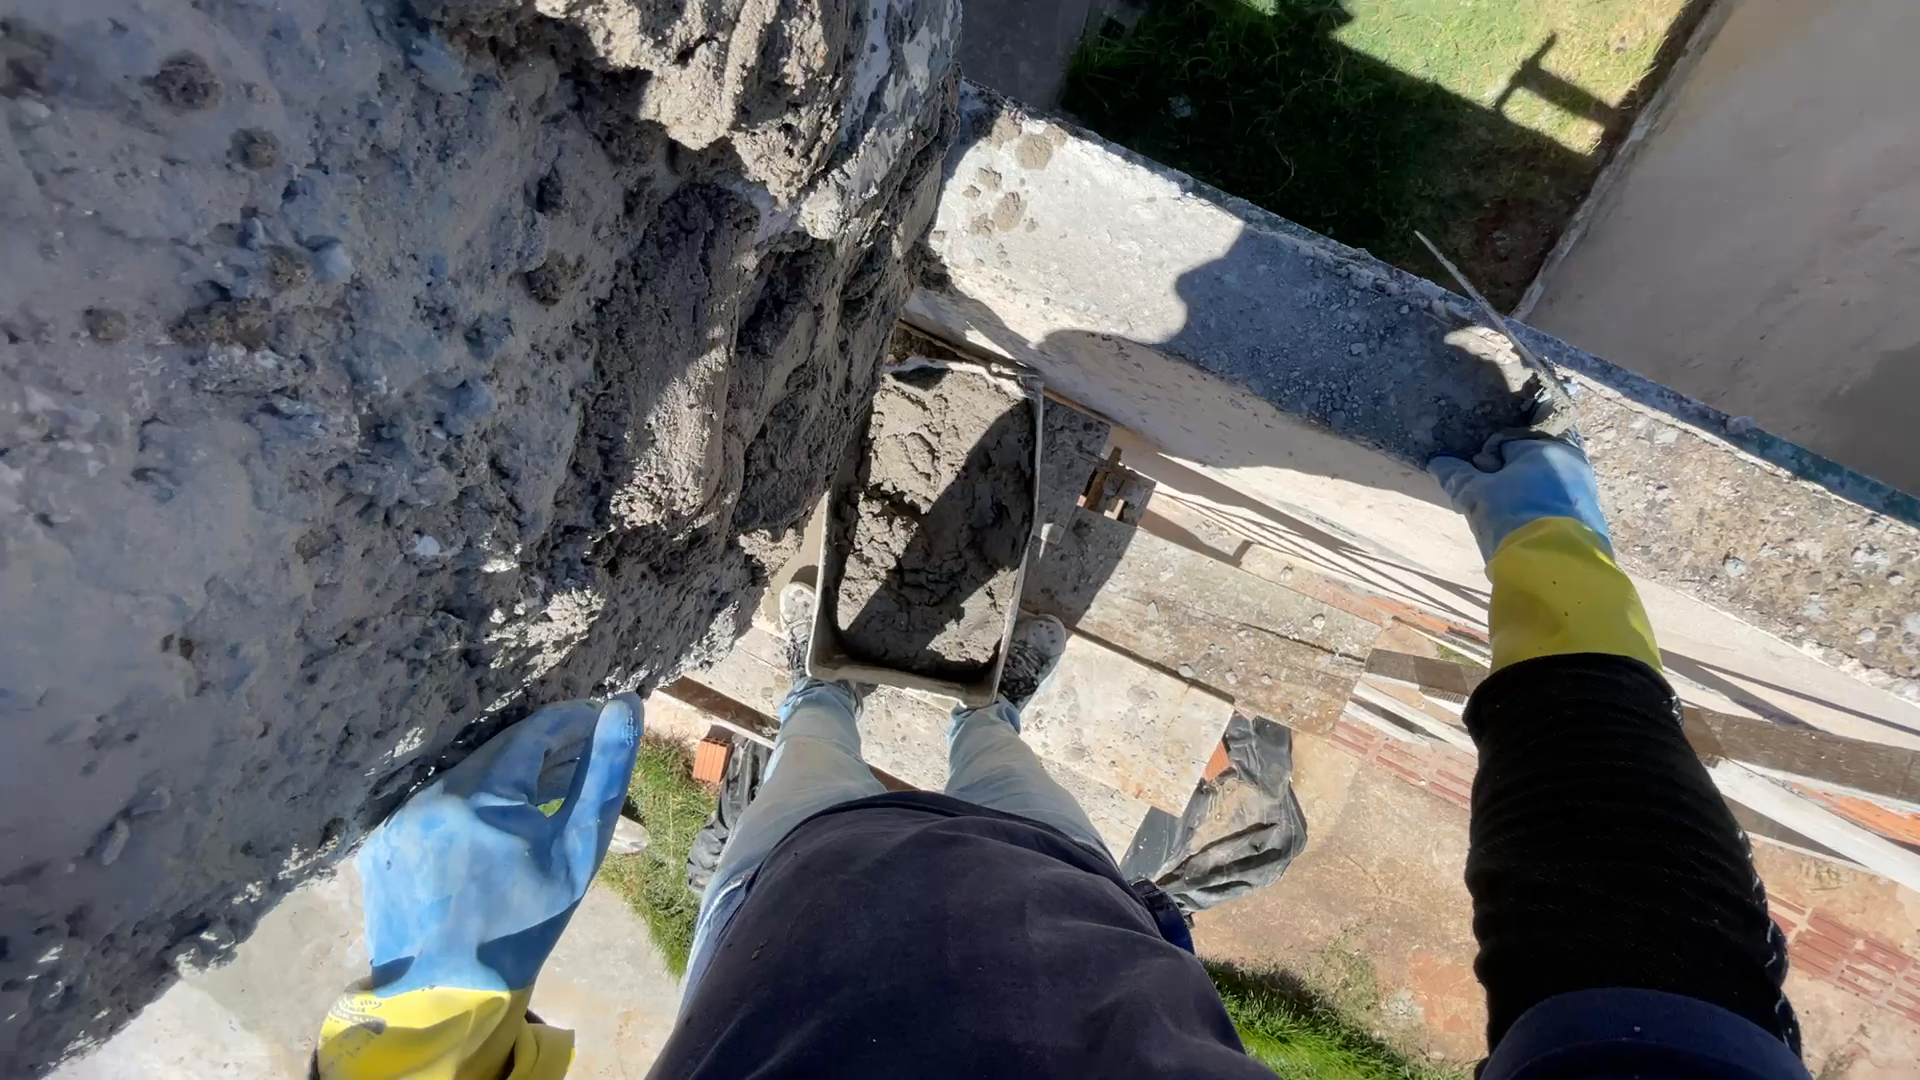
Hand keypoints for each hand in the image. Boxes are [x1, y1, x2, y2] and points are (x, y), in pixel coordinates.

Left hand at [356, 695, 641, 995]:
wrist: (448, 997)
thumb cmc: (530, 919)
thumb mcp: (581, 846)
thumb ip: (606, 771)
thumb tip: (626, 706)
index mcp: (477, 797)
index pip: (535, 732)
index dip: (576, 721)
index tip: (605, 722)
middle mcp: (429, 799)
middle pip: (503, 750)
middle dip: (550, 746)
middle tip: (589, 751)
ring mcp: (399, 823)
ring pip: (472, 775)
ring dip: (517, 772)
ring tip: (558, 783)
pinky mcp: (386, 844)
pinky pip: (445, 803)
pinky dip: (482, 800)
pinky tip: (511, 816)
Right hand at [1428, 437, 1610, 561]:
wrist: (1552, 559)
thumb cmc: (1511, 512)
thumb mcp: (1474, 493)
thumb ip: (1456, 474)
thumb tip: (1438, 460)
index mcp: (1545, 446)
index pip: (1506, 440)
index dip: (1485, 455)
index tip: (1472, 472)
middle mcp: (1571, 460)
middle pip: (1528, 460)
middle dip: (1507, 471)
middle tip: (1484, 490)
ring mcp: (1583, 487)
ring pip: (1542, 480)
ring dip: (1521, 490)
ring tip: (1499, 508)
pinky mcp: (1587, 513)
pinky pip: (1553, 500)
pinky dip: (1535, 505)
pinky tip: (1518, 520)